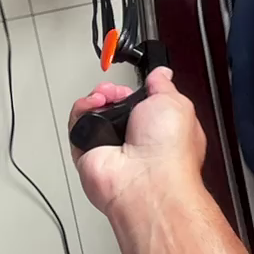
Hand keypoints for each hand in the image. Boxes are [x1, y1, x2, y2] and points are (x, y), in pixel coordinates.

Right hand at [68, 67, 206, 225]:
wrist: (147, 178)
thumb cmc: (170, 151)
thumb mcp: (176, 103)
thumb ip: (163, 86)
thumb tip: (161, 74)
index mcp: (159, 129)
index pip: (141, 104)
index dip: (136, 91)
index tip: (136, 84)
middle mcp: (134, 140)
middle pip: (113, 105)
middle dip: (113, 91)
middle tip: (118, 91)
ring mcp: (110, 147)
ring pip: (93, 112)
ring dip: (98, 97)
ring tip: (105, 97)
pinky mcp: (87, 152)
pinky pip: (77, 124)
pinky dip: (82, 109)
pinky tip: (94, 105)